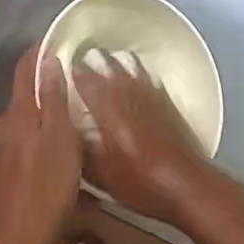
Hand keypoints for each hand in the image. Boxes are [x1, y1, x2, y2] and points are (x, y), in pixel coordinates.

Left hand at [0, 48, 82, 243]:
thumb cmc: (45, 189)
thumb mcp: (61, 140)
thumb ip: (53, 98)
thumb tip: (48, 59)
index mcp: (17, 112)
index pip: (25, 68)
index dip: (39, 51)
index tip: (57, 38)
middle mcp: (2, 125)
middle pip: (26, 96)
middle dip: (48, 89)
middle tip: (77, 88)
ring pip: (27, 123)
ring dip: (47, 121)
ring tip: (75, 126)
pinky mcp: (1, 175)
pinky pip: (25, 147)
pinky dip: (43, 145)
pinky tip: (62, 161)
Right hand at [72, 51, 213, 223]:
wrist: (185, 184)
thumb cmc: (139, 181)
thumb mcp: (100, 174)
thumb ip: (79, 147)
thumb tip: (65, 130)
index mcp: (106, 104)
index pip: (82, 74)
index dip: (69, 69)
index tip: (59, 70)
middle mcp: (126, 89)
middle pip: (104, 60)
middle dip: (89, 60)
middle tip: (78, 69)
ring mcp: (148, 89)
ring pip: (126, 61)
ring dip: (112, 62)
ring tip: (103, 70)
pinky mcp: (164, 96)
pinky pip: (144, 72)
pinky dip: (132, 71)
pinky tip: (130, 83)